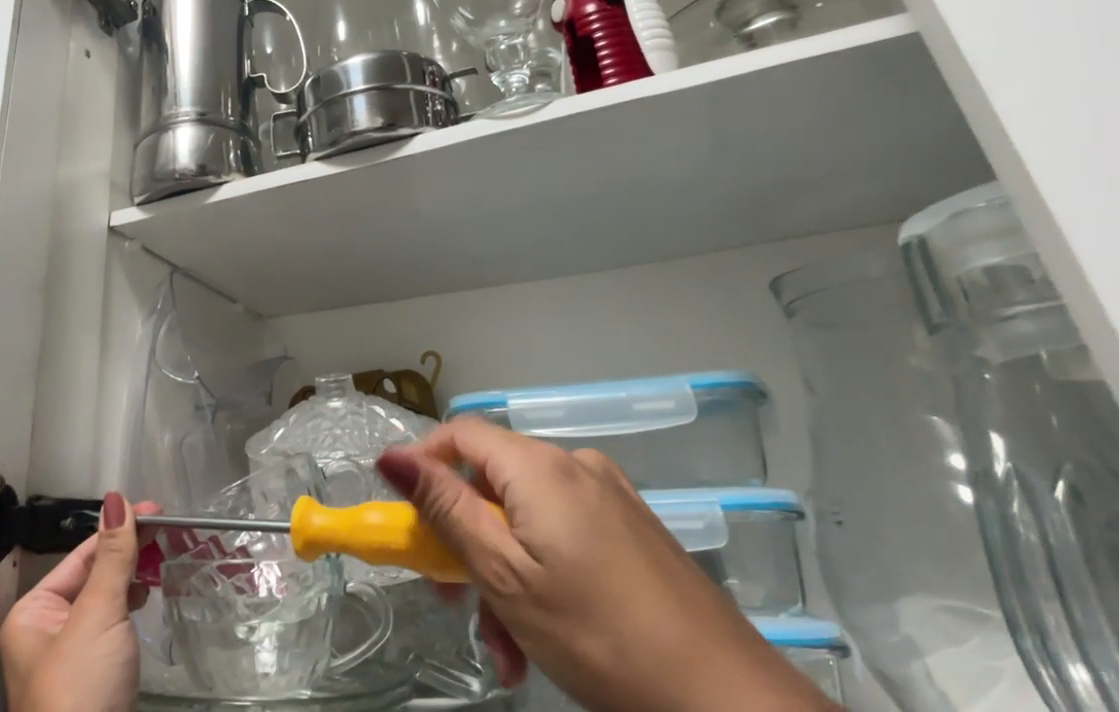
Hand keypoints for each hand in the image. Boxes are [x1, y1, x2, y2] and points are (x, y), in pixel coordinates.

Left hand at [0, 492, 159, 711]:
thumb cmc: (81, 690)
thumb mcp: (97, 615)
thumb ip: (111, 557)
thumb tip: (116, 499)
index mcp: (33, 613)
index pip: (81, 556)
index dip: (119, 529)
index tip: (157, 510)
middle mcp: (46, 631)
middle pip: (92, 576)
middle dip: (127, 553)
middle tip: (169, 533)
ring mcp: (70, 657)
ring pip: (104, 601)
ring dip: (131, 578)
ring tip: (163, 560)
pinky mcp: (95, 679)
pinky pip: (112, 628)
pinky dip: (130, 608)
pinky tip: (146, 598)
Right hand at [377, 419, 837, 710]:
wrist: (726, 697)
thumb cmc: (598, 633)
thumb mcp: (504, 574)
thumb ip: (445, 509)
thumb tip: (392, 456)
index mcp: (541, 467)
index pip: (461, 433)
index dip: (422, 466)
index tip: (406, 522)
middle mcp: (576, 466)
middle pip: (493, 483)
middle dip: (464, 539)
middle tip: (453, 601)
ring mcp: (610, 497)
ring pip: (526, 518)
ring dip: (501, 573)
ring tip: (506, 647)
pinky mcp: (633, 530)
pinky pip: (564, 535)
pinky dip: (540, 574)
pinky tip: (542, 636)